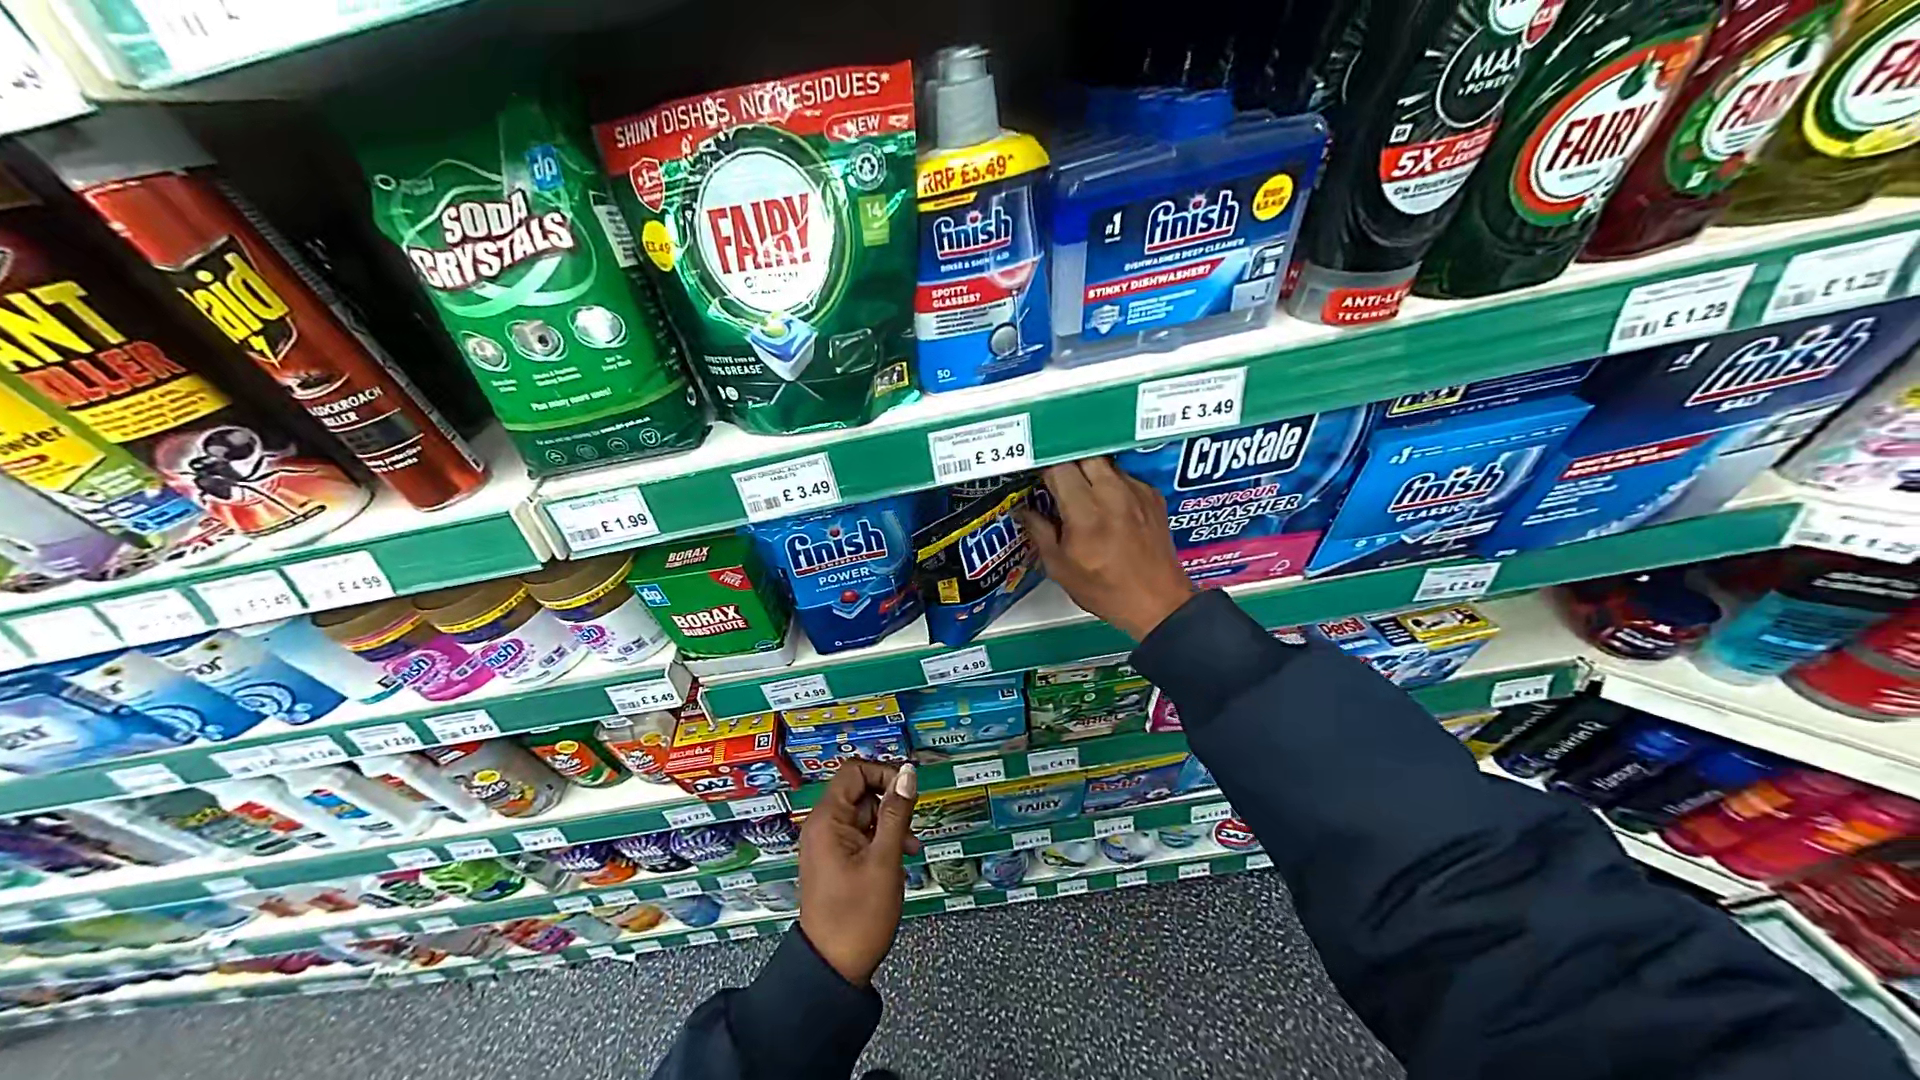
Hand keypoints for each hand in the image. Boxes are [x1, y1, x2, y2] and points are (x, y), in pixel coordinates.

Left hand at [798, 761, 920, 985]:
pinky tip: (897, 860)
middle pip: (860, 791)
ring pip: (864, 814)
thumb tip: (907, 773)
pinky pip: (861, 835)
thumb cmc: (859, 915)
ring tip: (909, 851)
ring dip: (889, 825)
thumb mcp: (885, 859)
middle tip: (910, 830)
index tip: (908, 793)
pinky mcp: (835, 860)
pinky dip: (881, 840)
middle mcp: (823, 825)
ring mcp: (827, 843)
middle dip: (890, 804)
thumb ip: (897, 812)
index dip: (884, 774)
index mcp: (827, 819)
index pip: (854, 771)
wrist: (834, 968)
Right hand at [1019, 458, 1195, 641]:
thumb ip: (1039, 532)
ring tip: (1082, 492)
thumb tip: (1022, 510)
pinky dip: (1111, 483)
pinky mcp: (1152, 495)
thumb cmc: (1104, 590)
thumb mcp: (1060, 567)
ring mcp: (1136, 492)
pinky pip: (1124, 476)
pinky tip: (1107, 504)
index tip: (1036, 478)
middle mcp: (1112, 494)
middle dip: (1066, 465)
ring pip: (1104, 463)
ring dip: (1089, 471)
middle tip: (1057, 482)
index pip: (1058, 468)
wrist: (1158, 602)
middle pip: (1082, 456)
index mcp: (1085, 513)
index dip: (1042, 470)